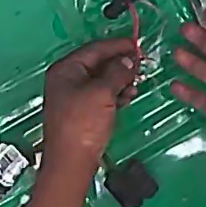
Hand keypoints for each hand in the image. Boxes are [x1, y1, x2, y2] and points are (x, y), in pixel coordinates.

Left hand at [42, 38, 137, 172]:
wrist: (72, 161)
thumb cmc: (81, 126)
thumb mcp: (102, 93)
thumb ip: (116, 72)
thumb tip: (127, 61)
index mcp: (66, 70)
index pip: (94, 49)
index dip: (117, 45)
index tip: (135, 45)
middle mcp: (67, 80)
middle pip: (98, 64)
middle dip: (120, 64)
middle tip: (139, 65)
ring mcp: (74, 97)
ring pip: (102, 80)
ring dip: (120, 80)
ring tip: (135, 83)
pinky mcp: (82, 112)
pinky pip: (101, 96)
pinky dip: (115, 94)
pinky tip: (127, 97)